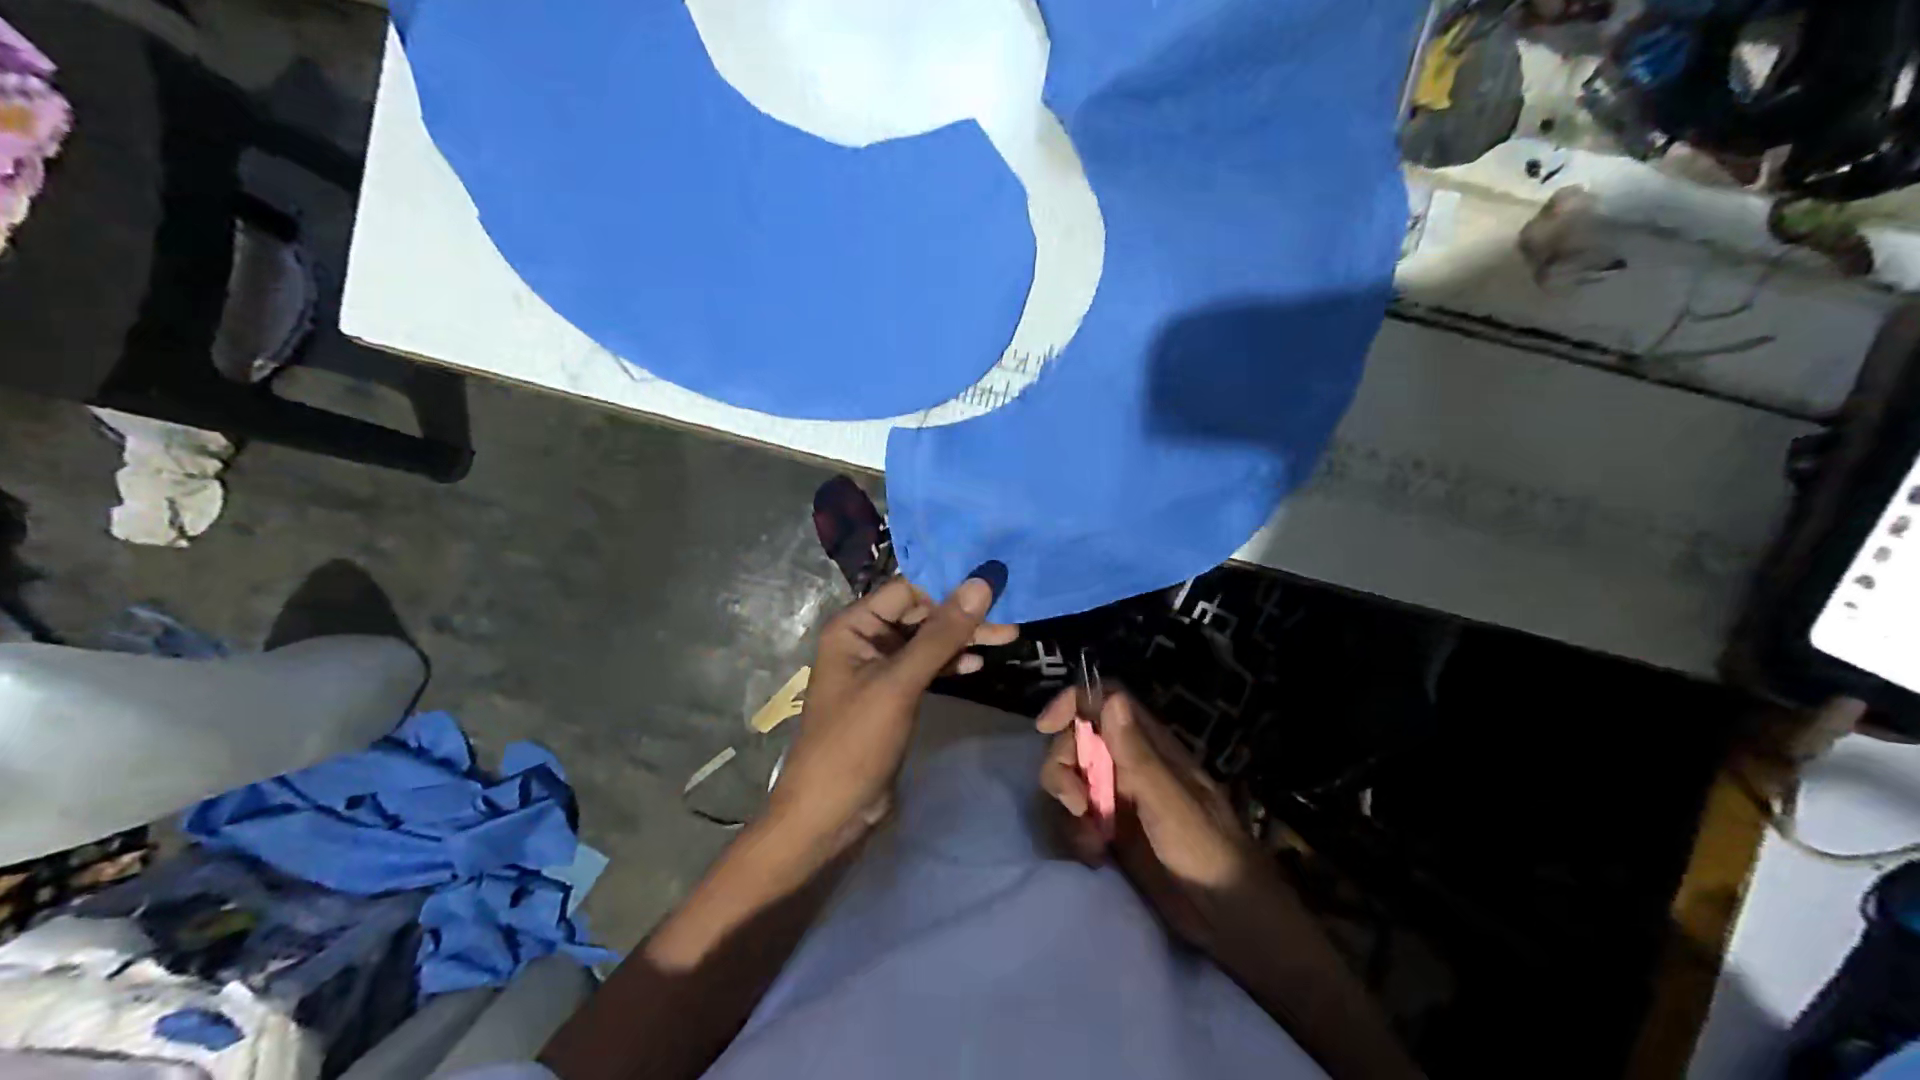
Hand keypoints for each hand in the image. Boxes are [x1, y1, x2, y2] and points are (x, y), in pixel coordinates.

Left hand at [770, 571, 1016, 842]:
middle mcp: (864, 639)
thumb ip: (940, 635)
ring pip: (926, 640)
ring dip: (962, 639)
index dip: (948, 587)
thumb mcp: (900, 684)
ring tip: (1007, 637)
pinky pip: (925, 666)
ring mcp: (878, 667)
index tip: (994, 588)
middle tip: (1009, 620)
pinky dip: (950, 662)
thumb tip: (980, 584)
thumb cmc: (855, 741)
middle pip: (920, 614)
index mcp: (854, 626)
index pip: (907, 590)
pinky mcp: (892, 693)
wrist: (830, 811)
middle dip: (961, 616)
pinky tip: (976, 663)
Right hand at [1037, 689, 1281, 953]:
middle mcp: (1129, 765)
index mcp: (1151, 748)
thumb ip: (1140, 757)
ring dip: (1067, 808)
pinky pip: (1073, 819)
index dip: (1074, 703)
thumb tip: (1112, 700)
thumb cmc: (1211, 855)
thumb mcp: (1173, 807)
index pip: (1106, 702)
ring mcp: (1117, 799)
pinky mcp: (1110, 832)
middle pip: (1076, 740)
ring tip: (1091, 844)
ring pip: (1069, 780)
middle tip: (1076, 804)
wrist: (1230, 923)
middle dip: (1062, 767)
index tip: (1047, 726)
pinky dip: (1074, 835)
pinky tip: (1094, 857)